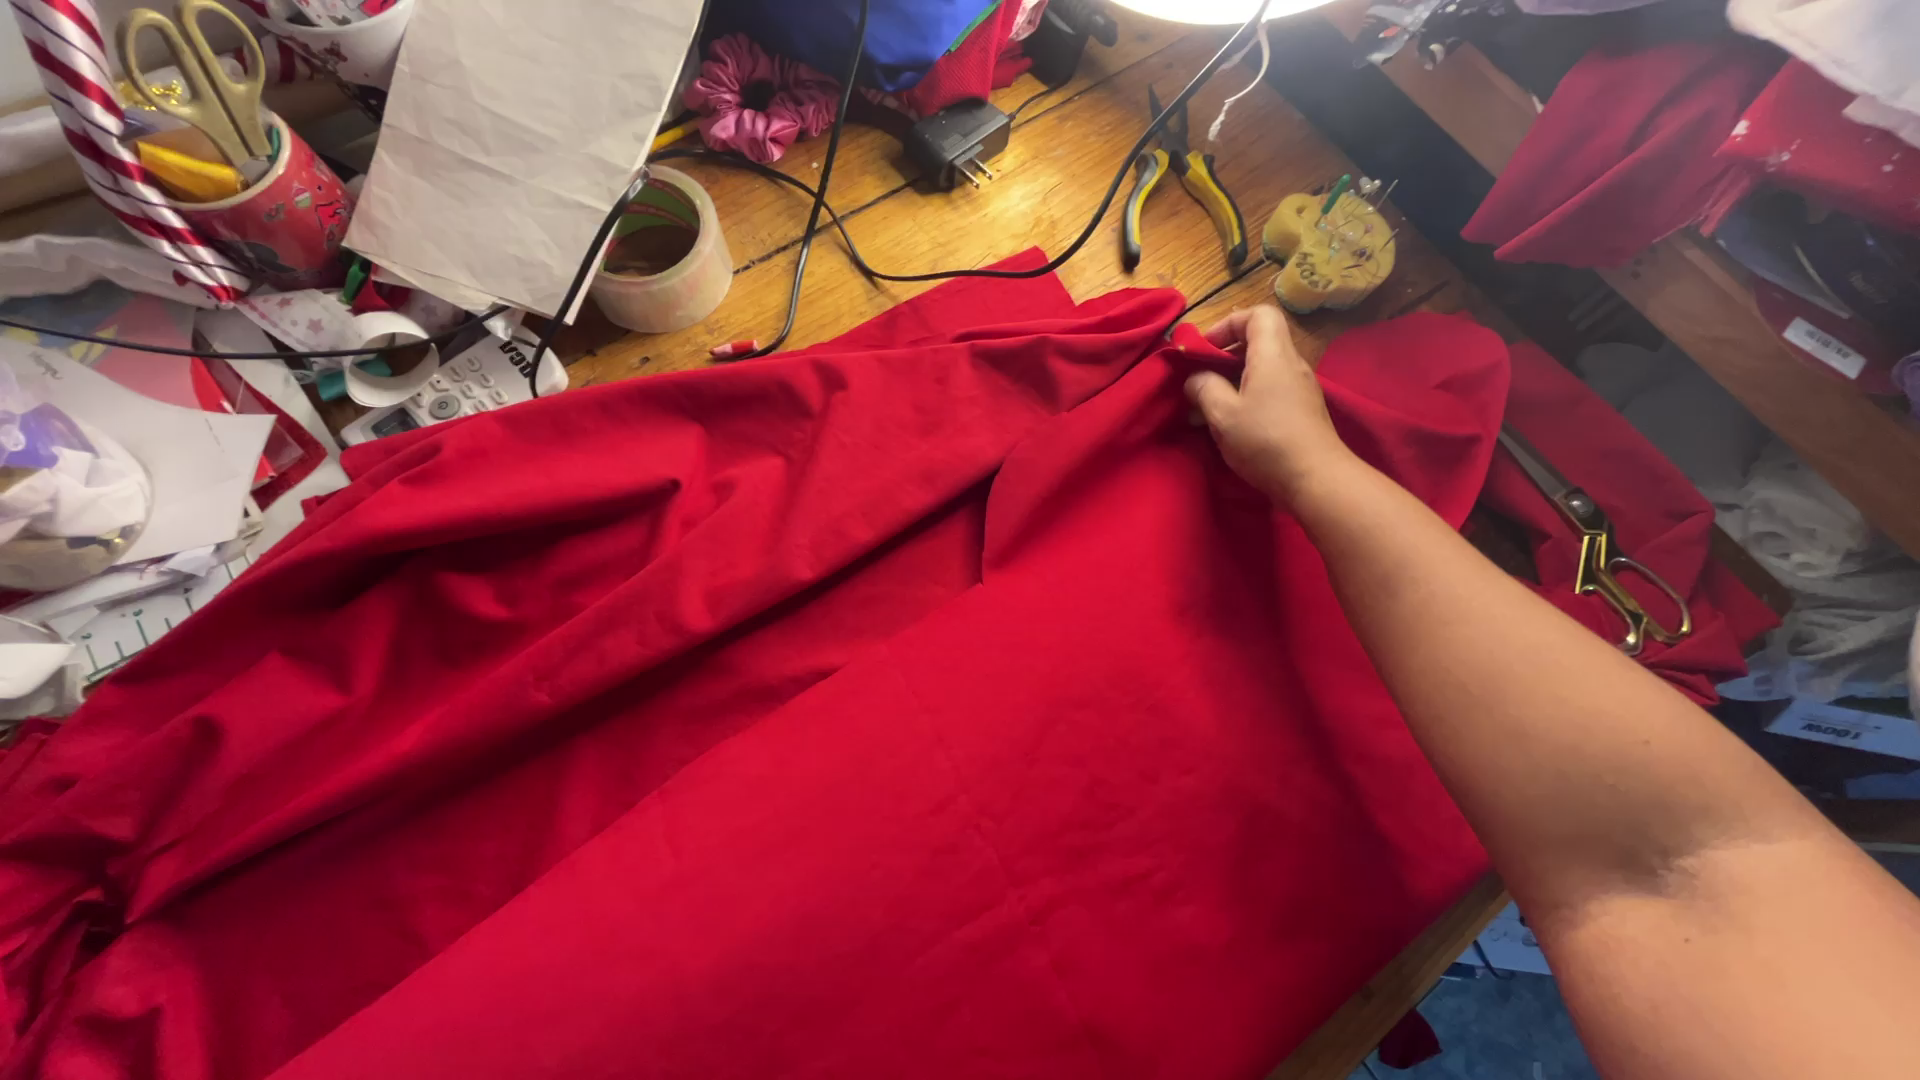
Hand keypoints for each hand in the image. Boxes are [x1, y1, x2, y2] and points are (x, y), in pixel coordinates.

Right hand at [1183, 305, 1353, 502]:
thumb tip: (1195, 378)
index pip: (1258, 315)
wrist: (1315, 479)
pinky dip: (1247, 398)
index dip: (1228, 324)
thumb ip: (1203, 388)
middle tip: (1200, 379)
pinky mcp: (1301, 411)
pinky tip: (1231, 425)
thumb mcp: (1223, 414)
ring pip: (1262, 370)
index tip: (1205, 349)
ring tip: (1208, 408)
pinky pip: (1270, 391)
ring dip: (1233, 382)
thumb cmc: (1265, 440)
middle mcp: (1291, 364)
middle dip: (1225, 356)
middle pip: (1259, 342)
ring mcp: (1299, 388)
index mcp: (1273, 355)